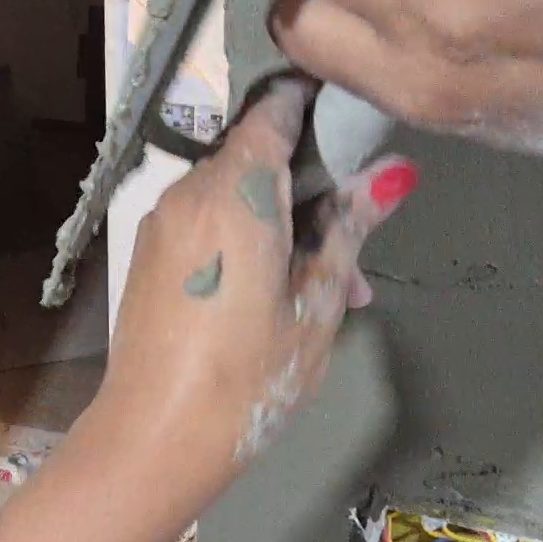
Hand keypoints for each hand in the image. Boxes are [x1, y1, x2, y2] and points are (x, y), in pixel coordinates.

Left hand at [84, 77, 418, 501]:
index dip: (316, 107)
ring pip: (229, 194)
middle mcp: (187, 192)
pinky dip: (241, 238)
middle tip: (350, 250)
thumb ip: (349, 229)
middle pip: (254, 157)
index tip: (355, 129)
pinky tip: (267, 293)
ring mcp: (160, 223)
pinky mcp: (146, 253)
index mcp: (233, 193)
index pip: (274, 111)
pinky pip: (203, 223)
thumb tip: (396, 172)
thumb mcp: (317, 305)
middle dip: (306, 187)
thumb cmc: (248, 376)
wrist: (153, 435)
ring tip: (318, 289)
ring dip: (276, 221)